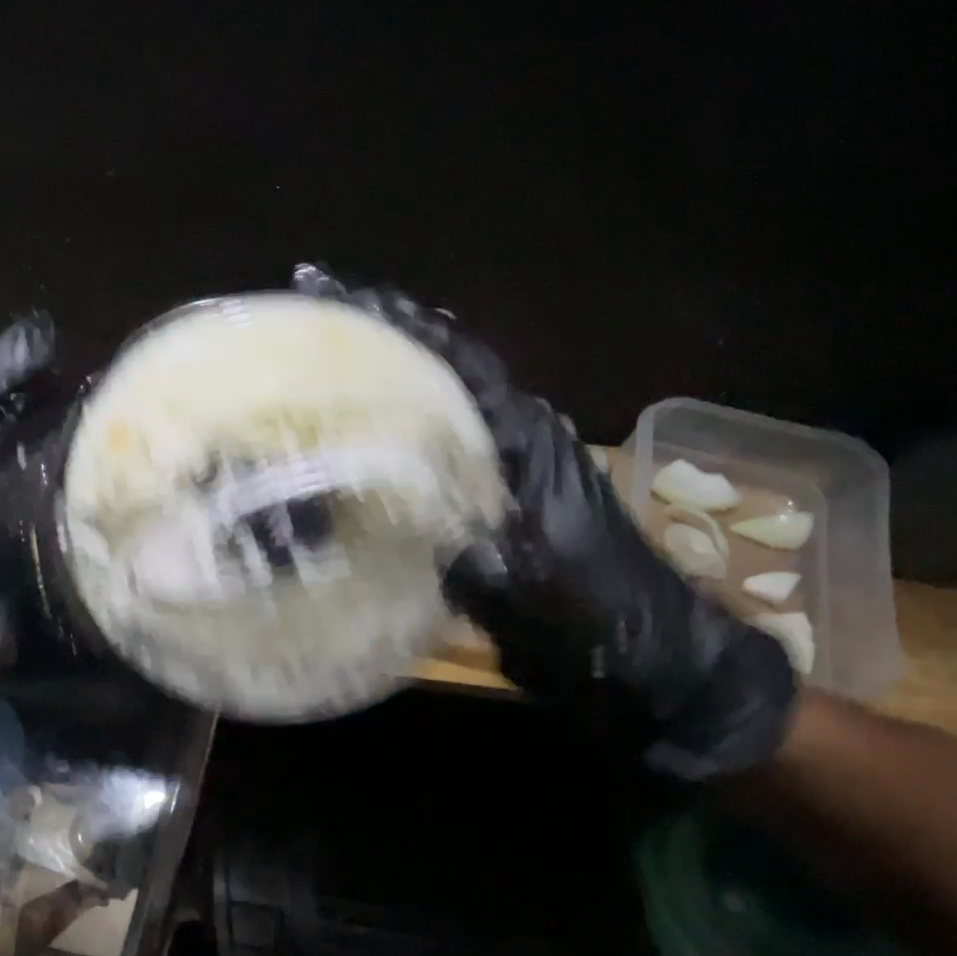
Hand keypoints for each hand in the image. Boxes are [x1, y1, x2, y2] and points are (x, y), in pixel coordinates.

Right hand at [292, 265, 797, 780]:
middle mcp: (513, 435)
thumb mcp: (524, 580)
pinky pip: (431, 443)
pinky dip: (389, 426)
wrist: (651, 665)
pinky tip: (345, 440)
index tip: (328, 291)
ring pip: (435, 399)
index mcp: (523, 440)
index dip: (392, 319)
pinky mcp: (495, 495)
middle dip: (376, 333)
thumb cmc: (596, 617)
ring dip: (382, 373)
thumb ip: (459, 535)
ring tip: (314, 365)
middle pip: (439, 363)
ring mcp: (505, 464)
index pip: (452, 357)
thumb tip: (375, 500)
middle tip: (304, 319)